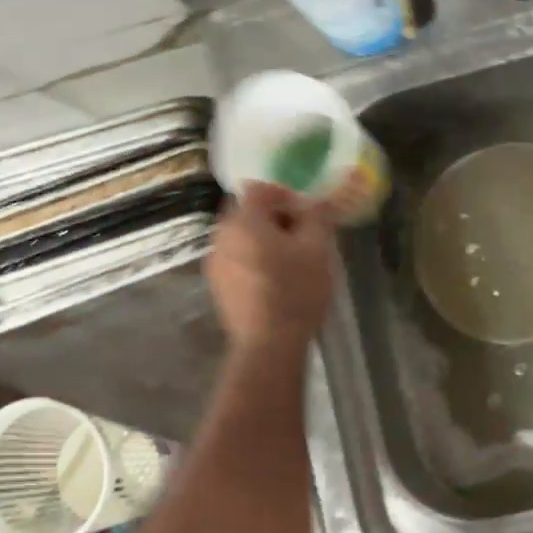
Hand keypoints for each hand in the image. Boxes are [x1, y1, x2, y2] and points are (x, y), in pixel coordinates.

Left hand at [205, 182, 339, 349]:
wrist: (269, 342)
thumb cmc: (296, 291)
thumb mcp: (318, 250)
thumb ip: (316, 216)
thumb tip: (314, 201)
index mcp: (243, 221)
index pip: (259, 189)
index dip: (285, 195)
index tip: (307, 214)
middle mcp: (220, 235)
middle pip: (248, 213)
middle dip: (276, 220)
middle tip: (303, 239)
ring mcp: (215, 262)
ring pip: (242, 238)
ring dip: (265, 242)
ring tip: (291, 264)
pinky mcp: (218, 286)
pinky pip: (237, 261)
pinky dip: (255, 262)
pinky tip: (275, 284)